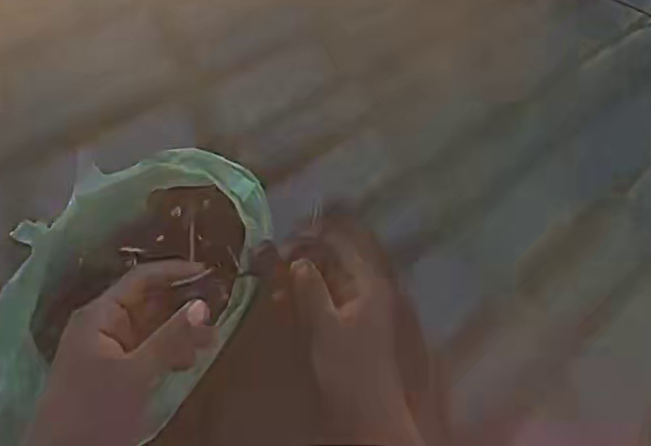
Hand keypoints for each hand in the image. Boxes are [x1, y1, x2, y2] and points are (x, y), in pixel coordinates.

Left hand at [24, 260, 217, 445]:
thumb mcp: (136, 376)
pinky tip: (187, 363)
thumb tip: (203, 303)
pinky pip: (146, 353)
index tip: (209, 274)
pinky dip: (168, 353)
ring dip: (179, 332)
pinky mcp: (111, 379)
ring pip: (151, 329)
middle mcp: (101, 328)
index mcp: (99, 316)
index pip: (142, 278)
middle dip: (182, 307)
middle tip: (216, 313)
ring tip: (209, 342)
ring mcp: (106, 354)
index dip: (175, 272)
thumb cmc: (92, 417)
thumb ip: (170, 337)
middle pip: (149, 303)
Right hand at [291, 231, 425, 445]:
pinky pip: (333, 292)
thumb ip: (311, 290)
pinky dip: (313, 290)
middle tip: (280, 254)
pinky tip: (289, 297)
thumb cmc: (349, 370)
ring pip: (334, 273)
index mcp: (369, 280)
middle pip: (340, 253)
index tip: (287, 235)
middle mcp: (370, 284)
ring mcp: (365, 301)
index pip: (343, 241)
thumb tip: (299, 261)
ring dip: (309, 270)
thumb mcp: (325, 328)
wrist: (370, 418)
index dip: (316, 233)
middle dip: (310, 249)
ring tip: (279, 276)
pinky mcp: (356, 320)